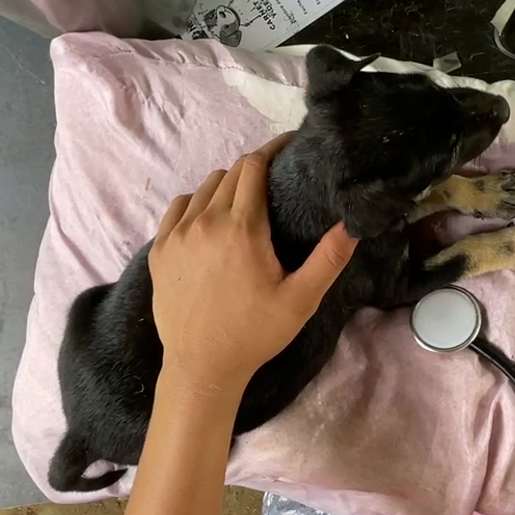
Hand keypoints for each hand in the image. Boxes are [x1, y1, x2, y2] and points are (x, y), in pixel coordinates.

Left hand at [148, 135, 358, 393]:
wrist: (201, 367)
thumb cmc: (256, 333)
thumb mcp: (302, 299)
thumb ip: (329, 258)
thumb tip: (355, 223)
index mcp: (242, 228)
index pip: (253, 166)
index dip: (273, 150)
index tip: (289, 147)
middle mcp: (205, 221)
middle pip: (231, 173)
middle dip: (255, 168)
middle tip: (276, 181)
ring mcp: (177, 235)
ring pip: (204, 188)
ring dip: (227, 186)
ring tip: (246, 203)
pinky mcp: (160, 250)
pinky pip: (179, 208)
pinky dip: (197, 203)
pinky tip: (210, 220)